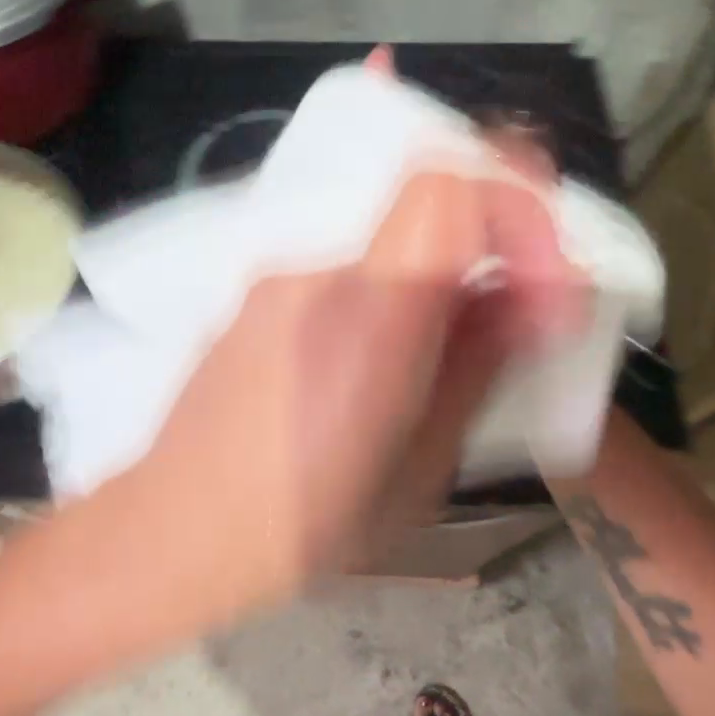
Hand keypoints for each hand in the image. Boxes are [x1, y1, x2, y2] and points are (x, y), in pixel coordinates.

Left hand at [108, 48, 584, 621]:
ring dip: (438, 268)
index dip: (517, 197)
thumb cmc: (298, 529)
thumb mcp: (416, 472)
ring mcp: (276, 275)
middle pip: (422, 199)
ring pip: (385, 232)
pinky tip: (383, 356)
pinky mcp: (254, 291)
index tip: (547, 278)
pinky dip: (389, 282)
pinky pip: (343, 260)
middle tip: (517, 314)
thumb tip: (533, 302)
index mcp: (368, 317)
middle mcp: (316, 271)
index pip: (446, 184)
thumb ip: (477, 370)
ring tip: (449, 349)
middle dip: (490, 239)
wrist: (167, 531)